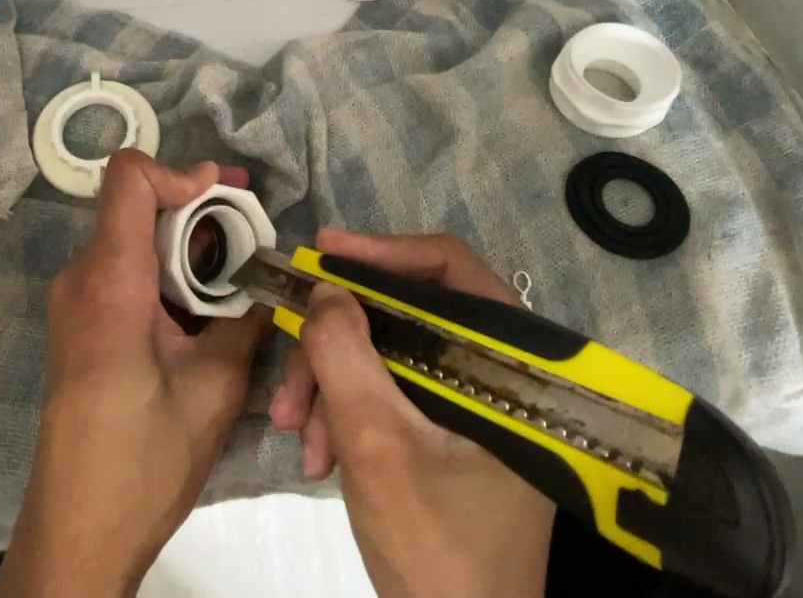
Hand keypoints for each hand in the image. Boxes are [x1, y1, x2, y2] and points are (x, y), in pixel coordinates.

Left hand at [0, 149, 267, 597]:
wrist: (78, 530)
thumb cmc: (145, 461)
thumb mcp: (214, 388)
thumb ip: (244, 320)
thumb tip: (268, 280)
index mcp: (110, 281)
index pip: (129, 178)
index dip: (180, 171)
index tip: (227, 195)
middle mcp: (83, 277)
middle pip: (137, 205)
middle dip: (198, 208)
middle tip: (253, 230)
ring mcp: (75, 299)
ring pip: (133, 237)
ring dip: (186, 243)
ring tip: (238, 273)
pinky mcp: (81, 321)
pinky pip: (124, 270)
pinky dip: (167, 270)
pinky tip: (205, 305)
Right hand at [269, 230, 556, 597]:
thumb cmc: (436, 550)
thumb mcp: (376, 445)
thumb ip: (345, 356)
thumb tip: (324, 287)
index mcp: (510, 366)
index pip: (450, 272)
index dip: (382, 252)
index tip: (320, 255)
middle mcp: (499, 374)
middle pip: (406, 316)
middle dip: (338, 343)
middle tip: (292, 378)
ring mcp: (476, 404)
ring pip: (390, 355)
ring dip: (334, 385)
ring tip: (300, 436)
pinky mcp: (453, 429)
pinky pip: (392, 391)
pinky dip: (350, 410)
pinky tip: (321, 453)